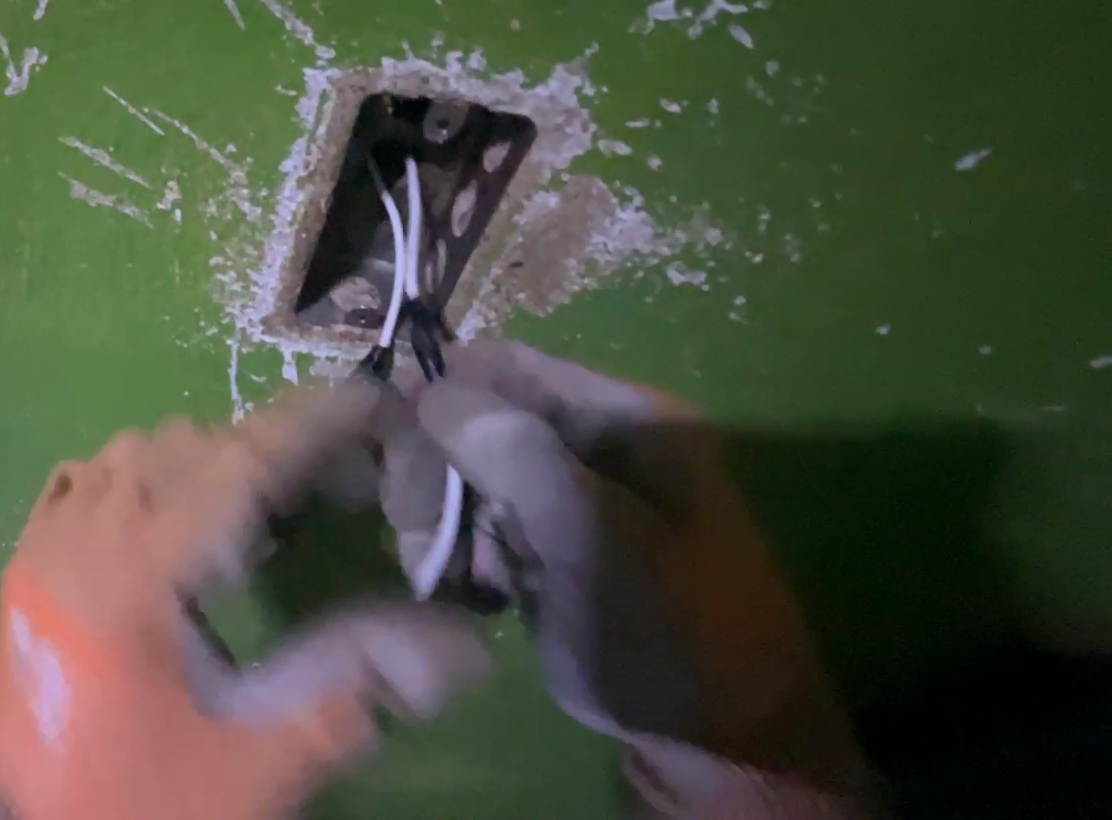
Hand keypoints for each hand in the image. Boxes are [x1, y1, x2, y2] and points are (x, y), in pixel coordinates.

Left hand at [0, 383, 490, 819]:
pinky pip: (90, 471)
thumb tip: (451, 643)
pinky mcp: (27, 548)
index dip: (305, 428)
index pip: (234, 469)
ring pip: (137, 448)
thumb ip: (348, 692)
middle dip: (268, 449)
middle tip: (331, 480)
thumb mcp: (250, 763)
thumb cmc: (133, 799)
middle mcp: (84, 532)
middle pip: (187, 447)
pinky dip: (142, 470)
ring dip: (206, 459)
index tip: (364, 402)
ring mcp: (46, 534)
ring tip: (257, 505)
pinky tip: (170, 504)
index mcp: (135, 575)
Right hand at [380, 340, 872, 812]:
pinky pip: (468, 511)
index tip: (395, 447)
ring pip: (458, 464)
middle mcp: (585, 436)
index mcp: (619, 415)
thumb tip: (429, 386)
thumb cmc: (665, 638)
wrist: (715, 748)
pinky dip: (453, 544)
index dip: (440, 392)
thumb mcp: (593, 543)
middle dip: (433, 468)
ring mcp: (560, 484)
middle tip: (418, 530)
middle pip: (469, 413)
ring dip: (437, 514)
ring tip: (450, 572)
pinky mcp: (538, 528)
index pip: (502, 364)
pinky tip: (469, 584)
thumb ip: (516, 456)